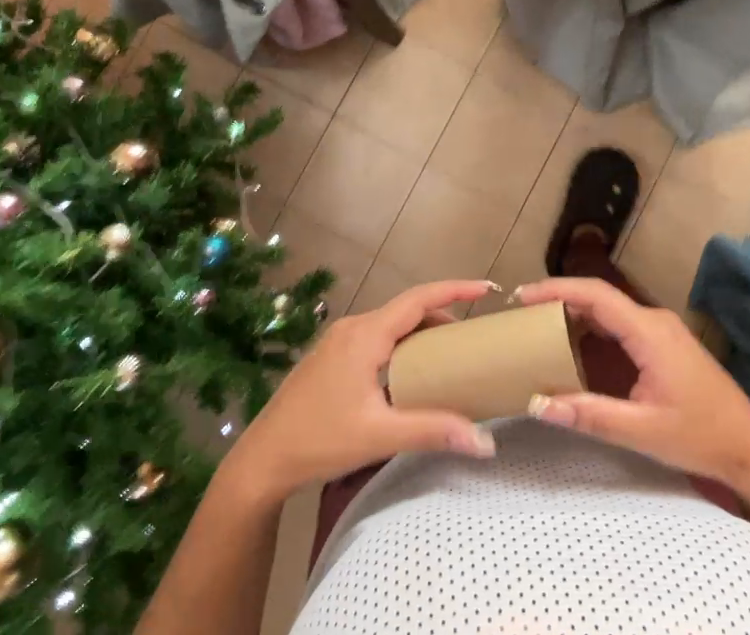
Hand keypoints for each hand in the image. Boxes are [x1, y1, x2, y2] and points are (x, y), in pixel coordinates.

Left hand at [221, 280, 498, 501]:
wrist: (262, 460)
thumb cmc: (319, 441)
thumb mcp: (380, 436)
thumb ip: (434, 432)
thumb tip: (487, 442)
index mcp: (365, 336)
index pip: (418, 299)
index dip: (454, 289)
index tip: (487, 289)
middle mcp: (351, 329)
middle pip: (407, 310)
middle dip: (443, 316)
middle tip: (474, 337)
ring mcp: (337, 343)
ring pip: (390, 325)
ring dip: (422, 332)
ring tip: (451, 354)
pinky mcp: (330, 359)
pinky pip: (376, 338)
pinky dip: (403, 345)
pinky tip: (412, 372)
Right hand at [514, 278, 749, 495]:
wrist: (749, 446)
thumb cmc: (701, 437)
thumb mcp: (642, 430)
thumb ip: (589, 415)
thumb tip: (536, 404)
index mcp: (650, 332)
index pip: (596, 295)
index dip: (556, 290)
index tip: (521, 297)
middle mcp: (654, 322)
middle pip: (598, 298)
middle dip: (557, 301)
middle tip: (518, 316)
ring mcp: (660, 331)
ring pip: (608, 311)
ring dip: (572, 315)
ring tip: (534, 329)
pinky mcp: (662, 345)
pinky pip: (618, 326)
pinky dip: (590, 330)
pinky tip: (569, 348)